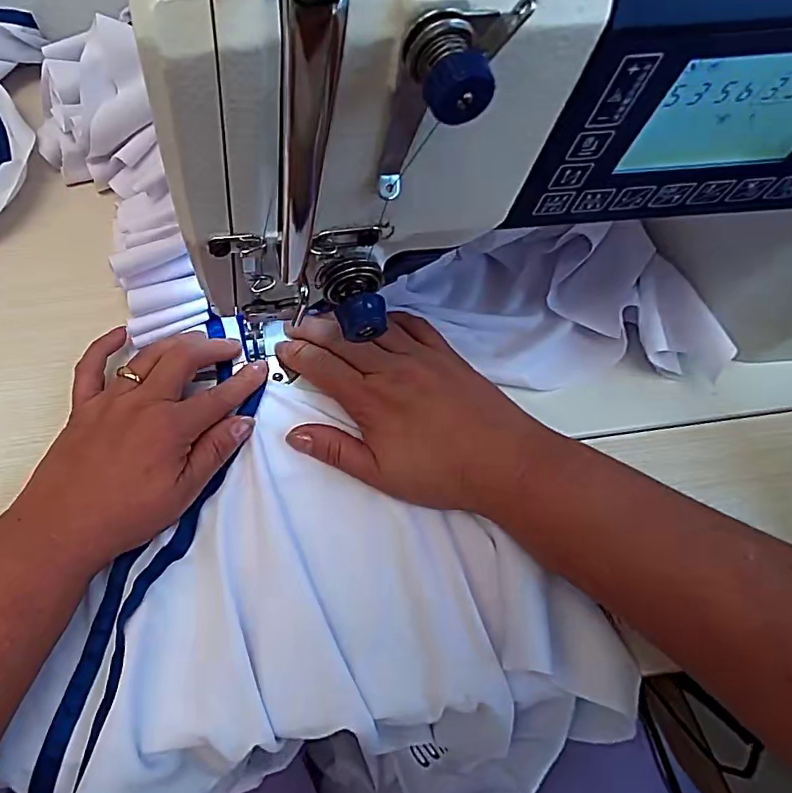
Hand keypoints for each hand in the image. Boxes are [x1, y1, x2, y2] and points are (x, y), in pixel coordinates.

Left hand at [5, 327, 268, 573]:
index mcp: (169, 426)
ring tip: (192, 341)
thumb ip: (212, 453)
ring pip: (146, 356)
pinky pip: (92, 366)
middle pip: (182, 359)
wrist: (64, 526)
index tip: (257, 370)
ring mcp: (109, 401)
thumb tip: (240, 425)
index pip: (217, 397)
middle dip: (210, 348)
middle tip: (227, 348)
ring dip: (173, 343)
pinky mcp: (84, 406)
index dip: (242, 382)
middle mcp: (141, 404)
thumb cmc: (121, 516)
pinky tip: (119, 336)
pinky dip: (105, 345)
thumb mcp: (181, 493)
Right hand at [274, 312, 563, 514]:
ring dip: (344, 321)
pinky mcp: (445, 356)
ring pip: (373, 329)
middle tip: (295, 326)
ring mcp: (420, 358)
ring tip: (326, 319)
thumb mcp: (380, 473)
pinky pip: (413, 325)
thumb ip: (335, 450)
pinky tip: (382, 321)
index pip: (323, 367)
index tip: (284, 349)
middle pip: (342, 340)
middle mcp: (392, 371)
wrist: (506, 463)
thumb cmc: (446, 473)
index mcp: (372, 400)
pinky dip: (392, 319)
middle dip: (312, 331)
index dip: (299, 355)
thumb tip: (298, 435)